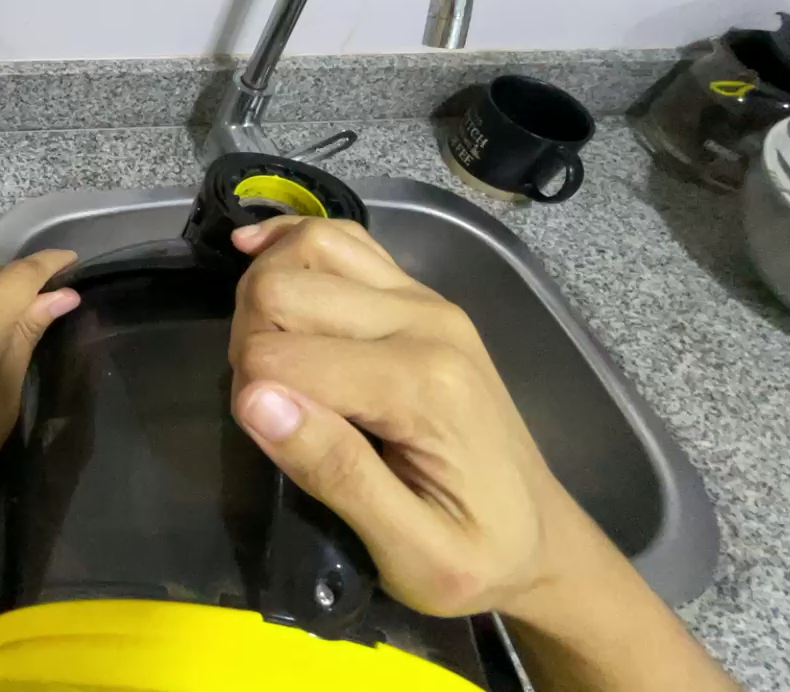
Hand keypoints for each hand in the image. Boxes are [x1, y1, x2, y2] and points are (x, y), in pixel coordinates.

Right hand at [225, 216, 573, 618]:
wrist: (542, 535)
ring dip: (261, 289)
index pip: (275, 355)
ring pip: (306, 247)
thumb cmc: (477, 552)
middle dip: (247, 340)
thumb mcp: (415, 555)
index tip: (272, 439)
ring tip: (266, 343)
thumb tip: (253, 399)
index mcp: (422, 385)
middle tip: (268, 396)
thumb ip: (335, 473)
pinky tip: (258, 253)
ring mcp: (421, 295)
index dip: (250, 396)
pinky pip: (340, 235)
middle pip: (280, 288)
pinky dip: (288, 240)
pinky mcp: (414, 289)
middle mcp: (424, 319)